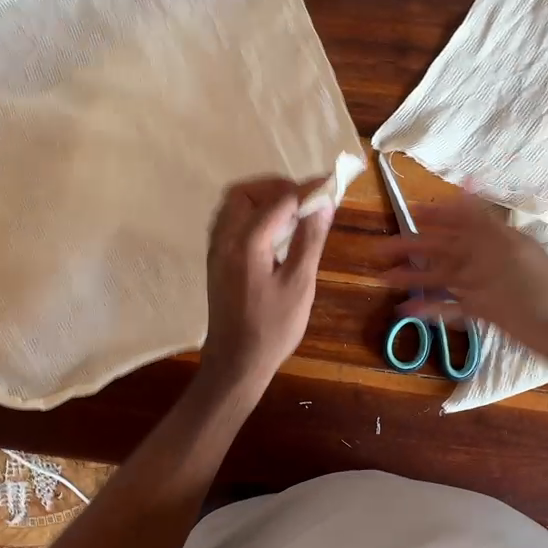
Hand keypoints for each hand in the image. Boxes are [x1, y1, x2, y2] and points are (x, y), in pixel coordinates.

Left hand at [197, 176, 333, 391]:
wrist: (235, 362)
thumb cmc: (272, 328)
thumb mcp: (300, 284)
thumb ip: (310, 239)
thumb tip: (324, 203)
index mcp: (246, 243)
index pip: (278, 200)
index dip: (306, 189)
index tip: (331, 184)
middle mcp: (224, 239)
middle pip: (243, 192)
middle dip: (276, 188)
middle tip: (305, 199)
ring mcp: (216, 250)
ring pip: (233, 206)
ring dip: (262, 199)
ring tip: (293, 212)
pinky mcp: (216, 260)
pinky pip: (230, 222)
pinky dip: (252, 215)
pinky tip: (274, 231)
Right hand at [383, 191, 547, 367]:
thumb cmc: (544, 286)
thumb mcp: (512, 248)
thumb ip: (483, 221)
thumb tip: (466, 184)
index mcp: (492, 239)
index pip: (458, 221)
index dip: (434, 215)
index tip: (408, 212)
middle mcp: (483, 259)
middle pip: (442, 250)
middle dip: (412, 248)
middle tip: (379, 249)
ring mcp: (481, 286)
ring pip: (440, 277)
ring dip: (413, 277)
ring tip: (382, 278)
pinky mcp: (481, 311)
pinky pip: (449, 306)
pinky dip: (429, 307)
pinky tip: (407, 309)